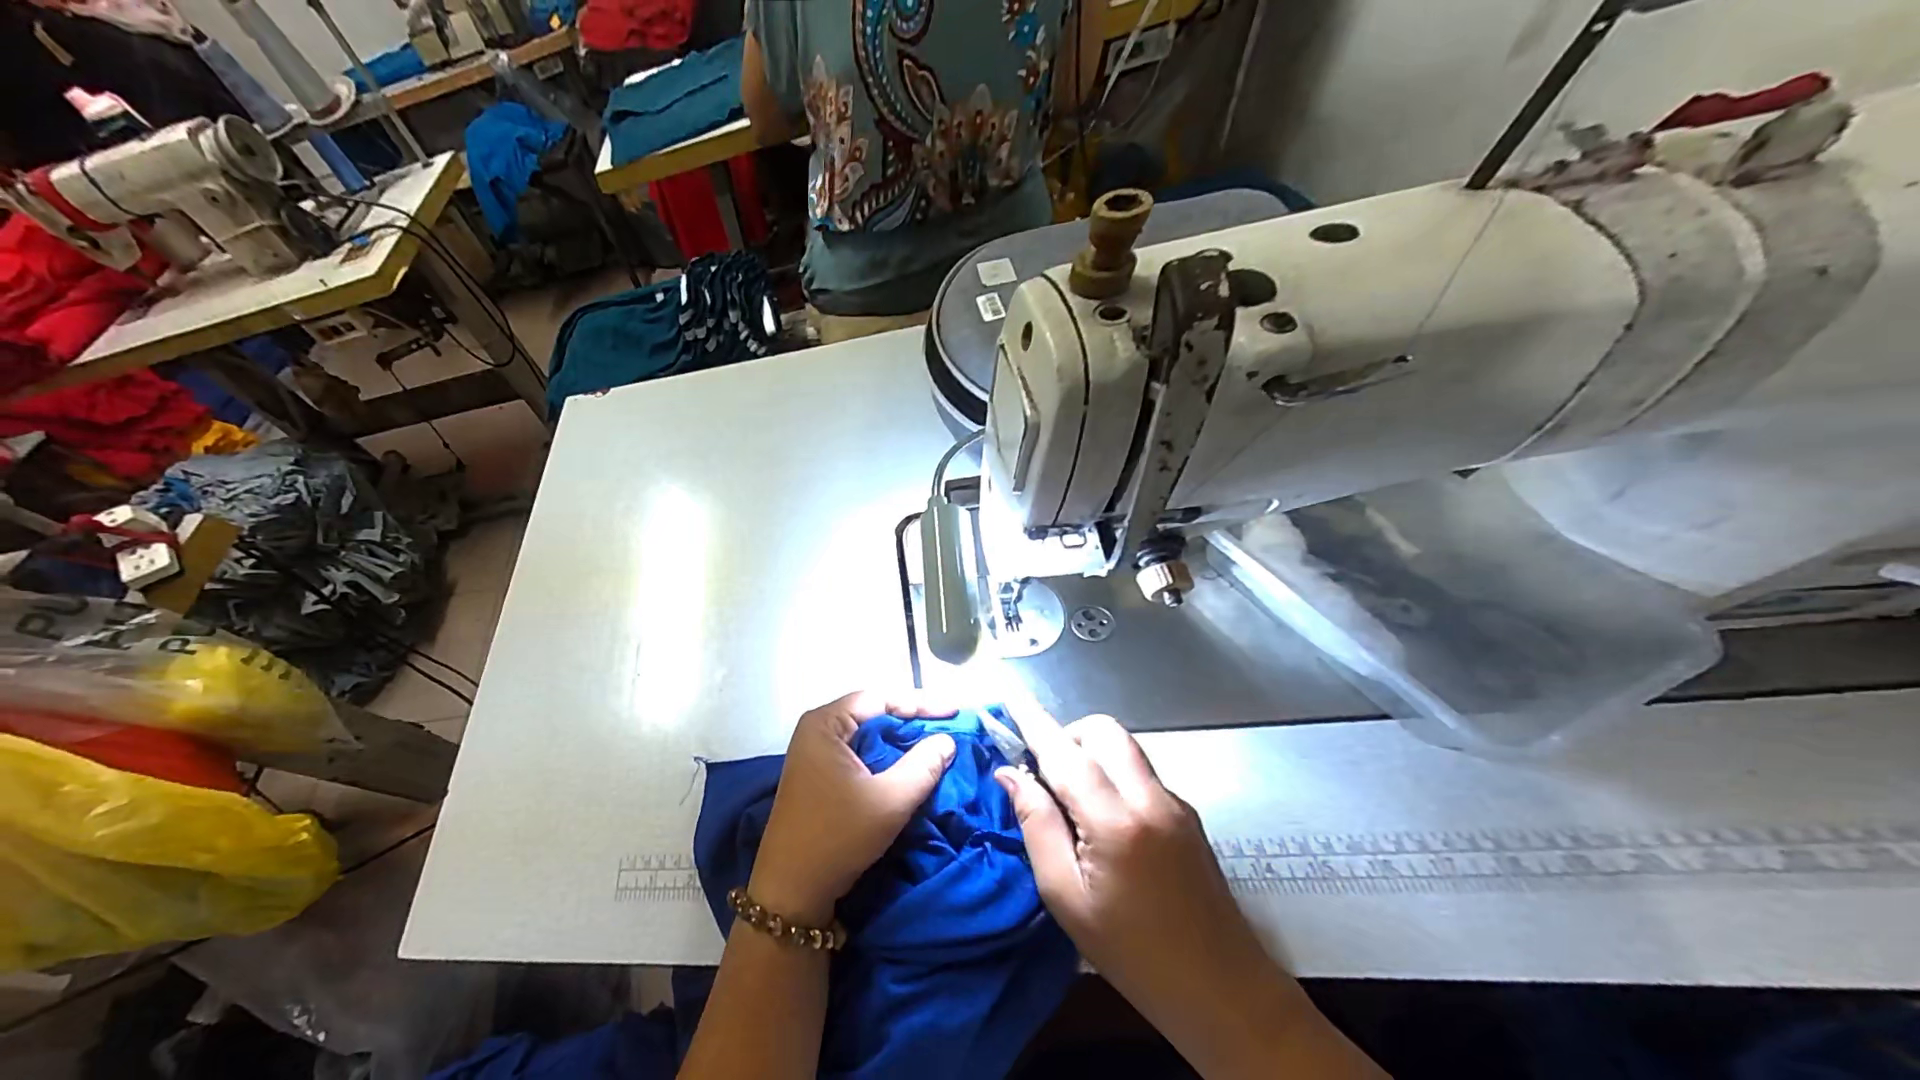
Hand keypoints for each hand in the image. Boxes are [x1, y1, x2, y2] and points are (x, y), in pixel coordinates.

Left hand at [748, 691, 957, 924]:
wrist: (791, 893)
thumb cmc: (837, 838)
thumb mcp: (890, 800)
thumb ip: (924, 765)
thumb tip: (947, 741)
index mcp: (825, 724)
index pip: (880, 699)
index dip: (921, 703)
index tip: (954, 712)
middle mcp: (816, 731)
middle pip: (872, 713)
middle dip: (912, 720)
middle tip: (948, 728)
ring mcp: (814, 754)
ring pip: (867, 736)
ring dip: (900, 741)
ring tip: (936, 745)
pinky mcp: (818, 776)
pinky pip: (859, 754)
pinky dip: (886, 757)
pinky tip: (909, 767)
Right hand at [994, 707, 1282, 1034]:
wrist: (1221, 989)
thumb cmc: (1131, 953)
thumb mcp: (1066, 898)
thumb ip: (1037, 826)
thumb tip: (1011, 774)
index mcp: (1117, 820)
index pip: (1065, 752)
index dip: (1033, 720)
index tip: (1010, 697)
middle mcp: (1151, 797)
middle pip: (1104, 731)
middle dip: (1067, 736)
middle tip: (1043, 775)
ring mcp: (1175, 803)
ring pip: (1125, 748)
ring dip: (1091, 754)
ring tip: (1069, 801)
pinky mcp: (1187, 814)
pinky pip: (1141, 773)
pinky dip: (1113, 775)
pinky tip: (1105, 822)